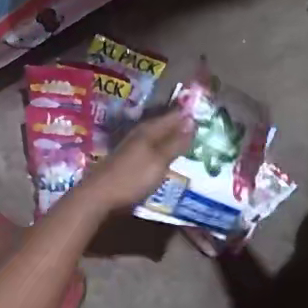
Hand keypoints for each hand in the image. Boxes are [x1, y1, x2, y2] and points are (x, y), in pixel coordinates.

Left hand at [75, 111, 192, 211]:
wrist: (99, 195)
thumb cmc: (132, 177)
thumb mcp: (159, 160)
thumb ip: (175, 142)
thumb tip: (192, 120)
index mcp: (148, 130)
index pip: (173, 116)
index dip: (188, 113)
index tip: (207, 111)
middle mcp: (139, 134)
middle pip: (164, 125)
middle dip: (181, 124)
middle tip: (203, 127)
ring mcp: (132, 147)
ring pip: (157, 136)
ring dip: (172, 137)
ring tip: (191, 141)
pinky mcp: (128, 160)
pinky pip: (151, 148)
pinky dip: (162, 150)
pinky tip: (169, 155)